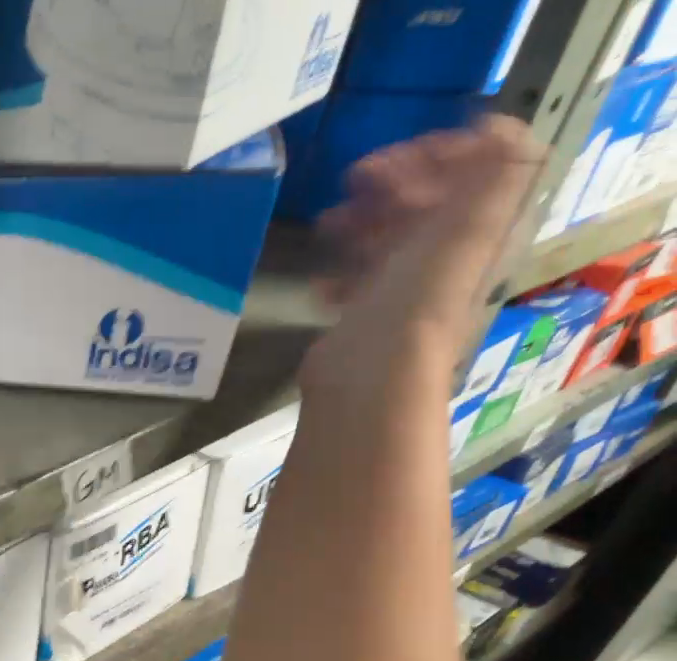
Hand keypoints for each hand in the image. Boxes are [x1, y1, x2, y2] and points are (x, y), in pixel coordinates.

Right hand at [303, 115, 542, 401]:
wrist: (368, 372)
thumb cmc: (413, 300)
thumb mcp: (466, 228)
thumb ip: (495, 174)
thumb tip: (499, 125)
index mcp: (482, 232)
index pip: (481, 172)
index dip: (445, 152)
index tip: (399, 153)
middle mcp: (452, 256)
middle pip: (430, 202)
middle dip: (392, 183)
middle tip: (352, 177)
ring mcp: (408, 285)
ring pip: (389, 237)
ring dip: (360, 222)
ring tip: (328, 225)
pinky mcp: (368, 311)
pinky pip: (357, 277)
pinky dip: (340, 270)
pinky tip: (324, 281)